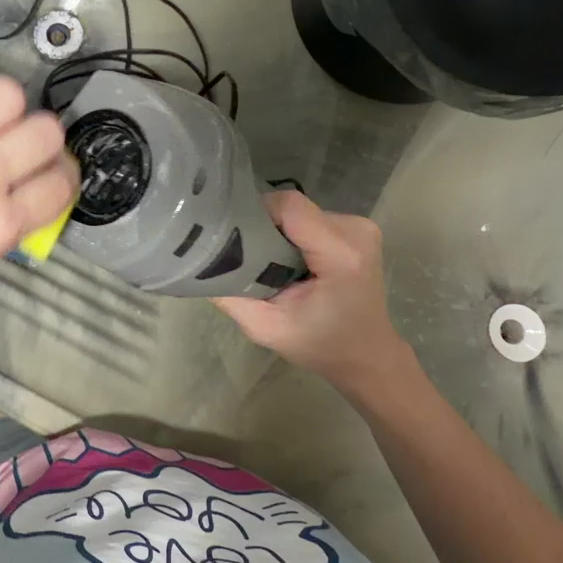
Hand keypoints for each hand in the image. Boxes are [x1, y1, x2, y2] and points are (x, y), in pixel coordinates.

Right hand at [212, 191, 410, 393]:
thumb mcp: (265, 328)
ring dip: (278, 231)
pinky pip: (310, 217)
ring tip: (268, 261)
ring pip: (299, 210)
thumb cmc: (319, 345)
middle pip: (292, 207)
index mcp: (341, 253)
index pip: (289, 206)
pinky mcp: (356, 228)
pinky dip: (293, 233)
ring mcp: (360, 226)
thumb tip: (196, 263)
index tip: (236, 237)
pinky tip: (288, 259)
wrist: (366, 356)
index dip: (256, 214)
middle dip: (264, 226)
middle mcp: (355, 230)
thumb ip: (230, 294)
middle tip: (247, 256)